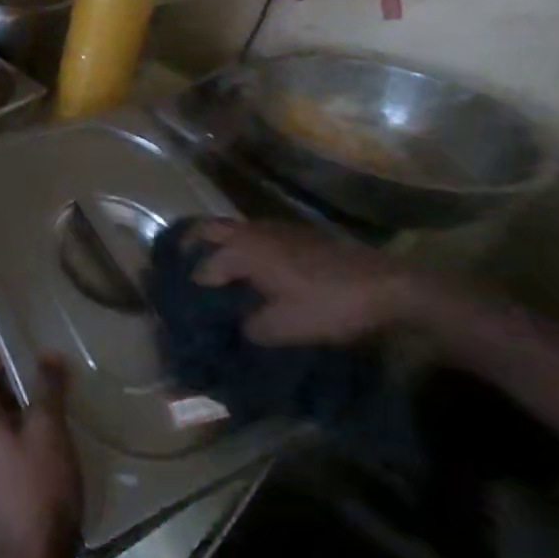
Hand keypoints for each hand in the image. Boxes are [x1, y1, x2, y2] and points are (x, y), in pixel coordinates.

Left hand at [0, 349, 81, 557]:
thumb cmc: (35, 486)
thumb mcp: (47, 428)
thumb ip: (47, 386)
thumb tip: (47, 354)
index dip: (4, 349)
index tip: (35, 342)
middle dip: (24, 373)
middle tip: (58, 365)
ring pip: (8, 412)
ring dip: (33, 401)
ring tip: (65, 392)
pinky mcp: (3, 475)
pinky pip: (15, 436)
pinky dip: (34, 426)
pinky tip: (61, 428)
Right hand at [192, 218, 456, 344]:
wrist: (383, 284)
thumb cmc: (327, 305)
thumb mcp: (283, 329)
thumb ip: (249, 329)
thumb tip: (236, 328)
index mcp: (244, 251)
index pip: (202, 269)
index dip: (188, 291)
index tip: (180, 313)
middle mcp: (253, 232)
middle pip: (208, 229)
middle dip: (188, 245)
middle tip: (174, 267)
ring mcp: (275, 228)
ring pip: (232, 229)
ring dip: (215, 244)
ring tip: (208, 272)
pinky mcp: (295, 234)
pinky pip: (254, 235)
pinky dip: (240, 247)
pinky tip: (249, 271)